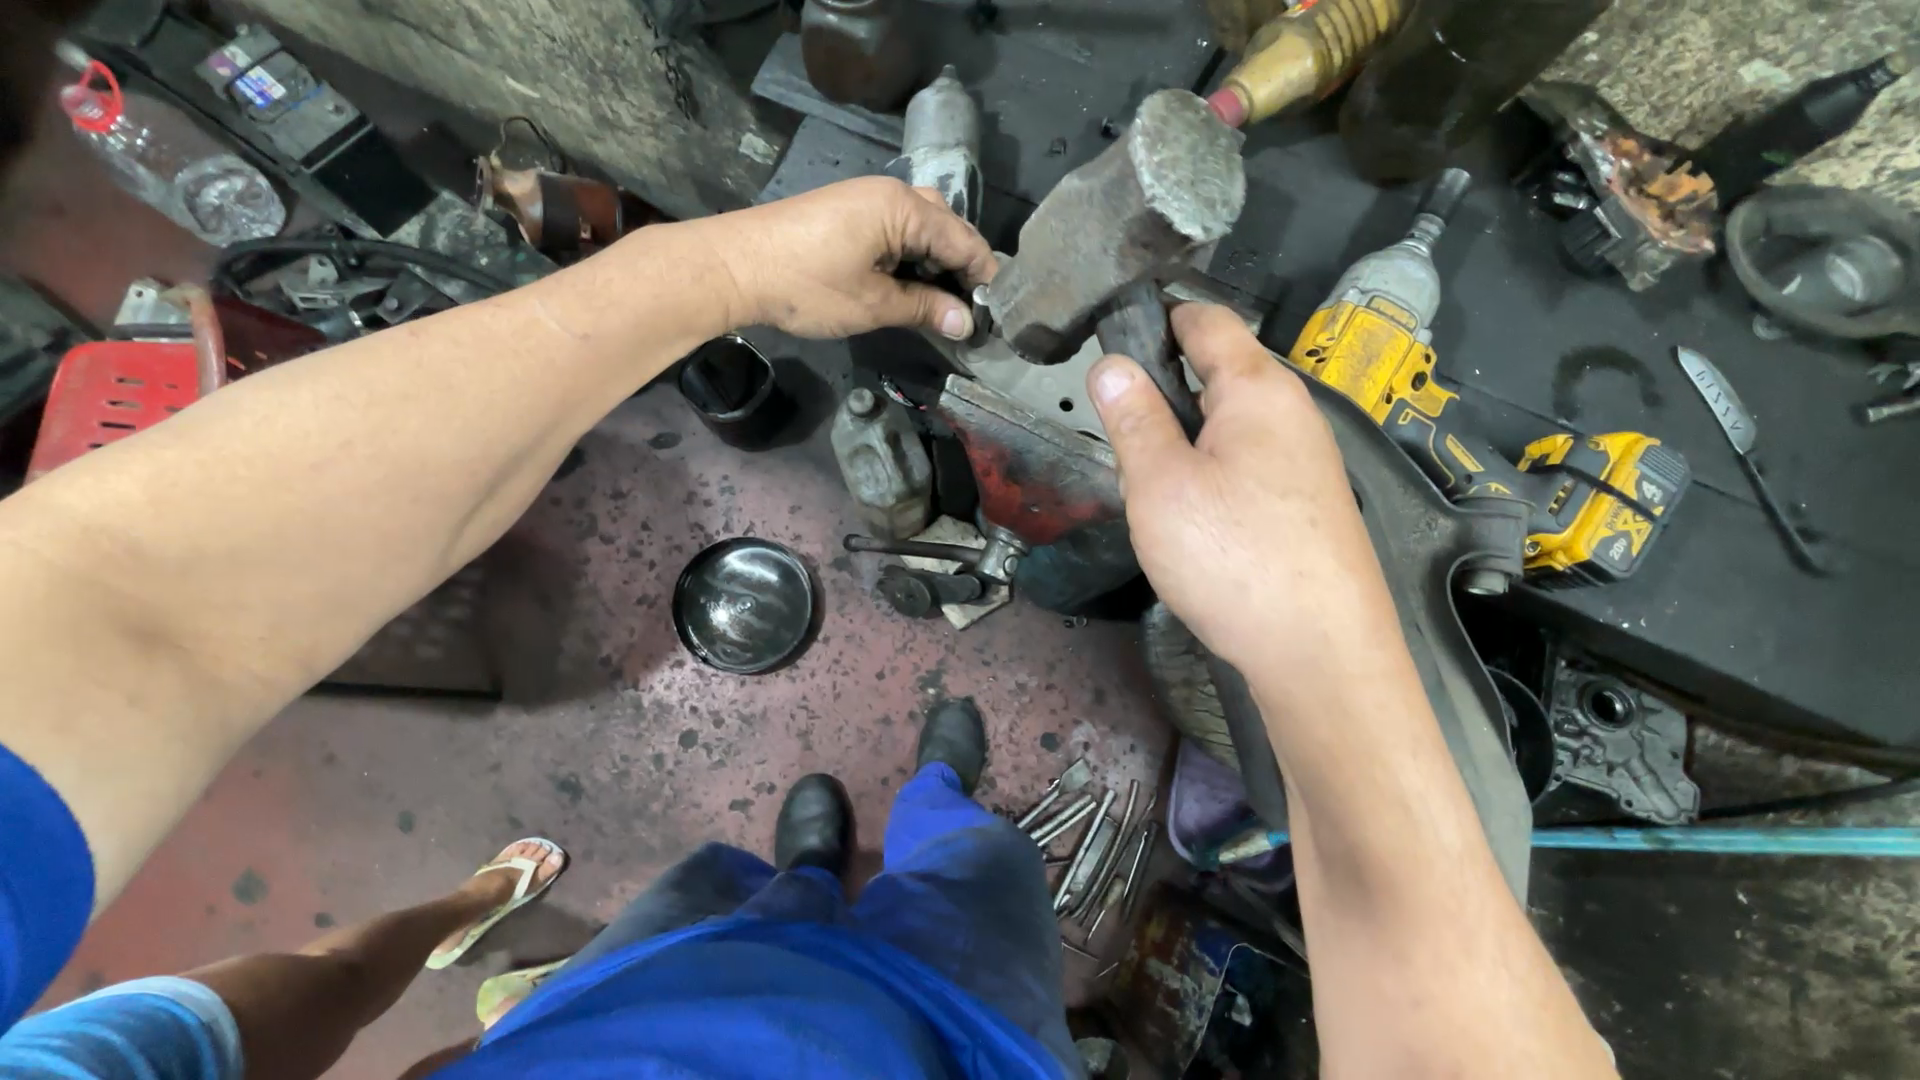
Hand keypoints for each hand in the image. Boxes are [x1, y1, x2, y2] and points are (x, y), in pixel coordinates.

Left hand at [708, 177, 995, 340]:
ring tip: (943, 302)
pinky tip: (911, 284)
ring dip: (936, 262)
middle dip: (962, 266)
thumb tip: (966, 323)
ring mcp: (869, 198)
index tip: (996, 313)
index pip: (963, 240)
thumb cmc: (807, 285)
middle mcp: (892, 192)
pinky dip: (912, 256)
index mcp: (904, 208)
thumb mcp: (872, 304)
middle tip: (971, 310)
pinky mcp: (850, 211)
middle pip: (947, 226)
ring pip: (923, 226)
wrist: (735, 266)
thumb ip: (924, 308)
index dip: (983, 277)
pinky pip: (898, 229)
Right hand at [1087, 304, 1401, 673]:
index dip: (1159, 317)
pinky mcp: (1308, 507)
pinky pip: (1249, 468)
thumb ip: (1132, 419)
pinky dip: (1212, 477)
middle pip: (1219, 377)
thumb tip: (1111, 365)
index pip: (1207, 321)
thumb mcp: (1161, 484)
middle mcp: (1292, 414)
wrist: (1319, 652)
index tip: (1113, 335)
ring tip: (1150, 487)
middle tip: (1119, 436)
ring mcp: (1307, 463)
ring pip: (1230, 429)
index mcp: (1257, 389)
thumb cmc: (1233, 556)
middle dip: (1164, 394)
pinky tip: (1194, 523)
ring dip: (1185, 443)